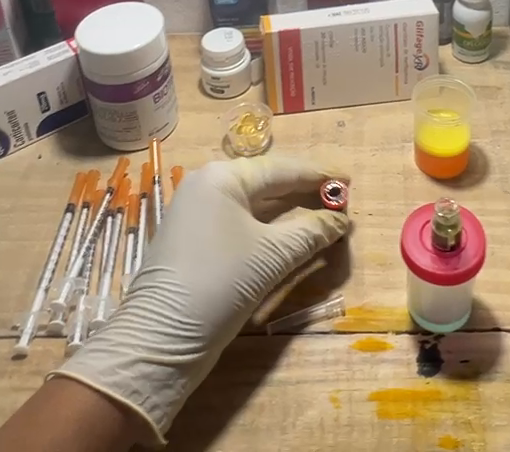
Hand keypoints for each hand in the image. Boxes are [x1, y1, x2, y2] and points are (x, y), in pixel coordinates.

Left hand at [53, 157, 349, 442]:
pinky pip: (240, 221)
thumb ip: (311, 232)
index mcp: (223, 177)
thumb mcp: (272, 256)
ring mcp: (197, 211)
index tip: (349, 180)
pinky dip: (269, 227)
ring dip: (289, 212)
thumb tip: (341, 220)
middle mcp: (208, 184)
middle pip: (267, 182)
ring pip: (254, 203)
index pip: (281, 168)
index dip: (318, 175)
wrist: (160, 341)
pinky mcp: (194, 238)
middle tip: (340, 200)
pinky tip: (291, 236)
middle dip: (304, 192)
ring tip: (322, 217)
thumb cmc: (219, 284)